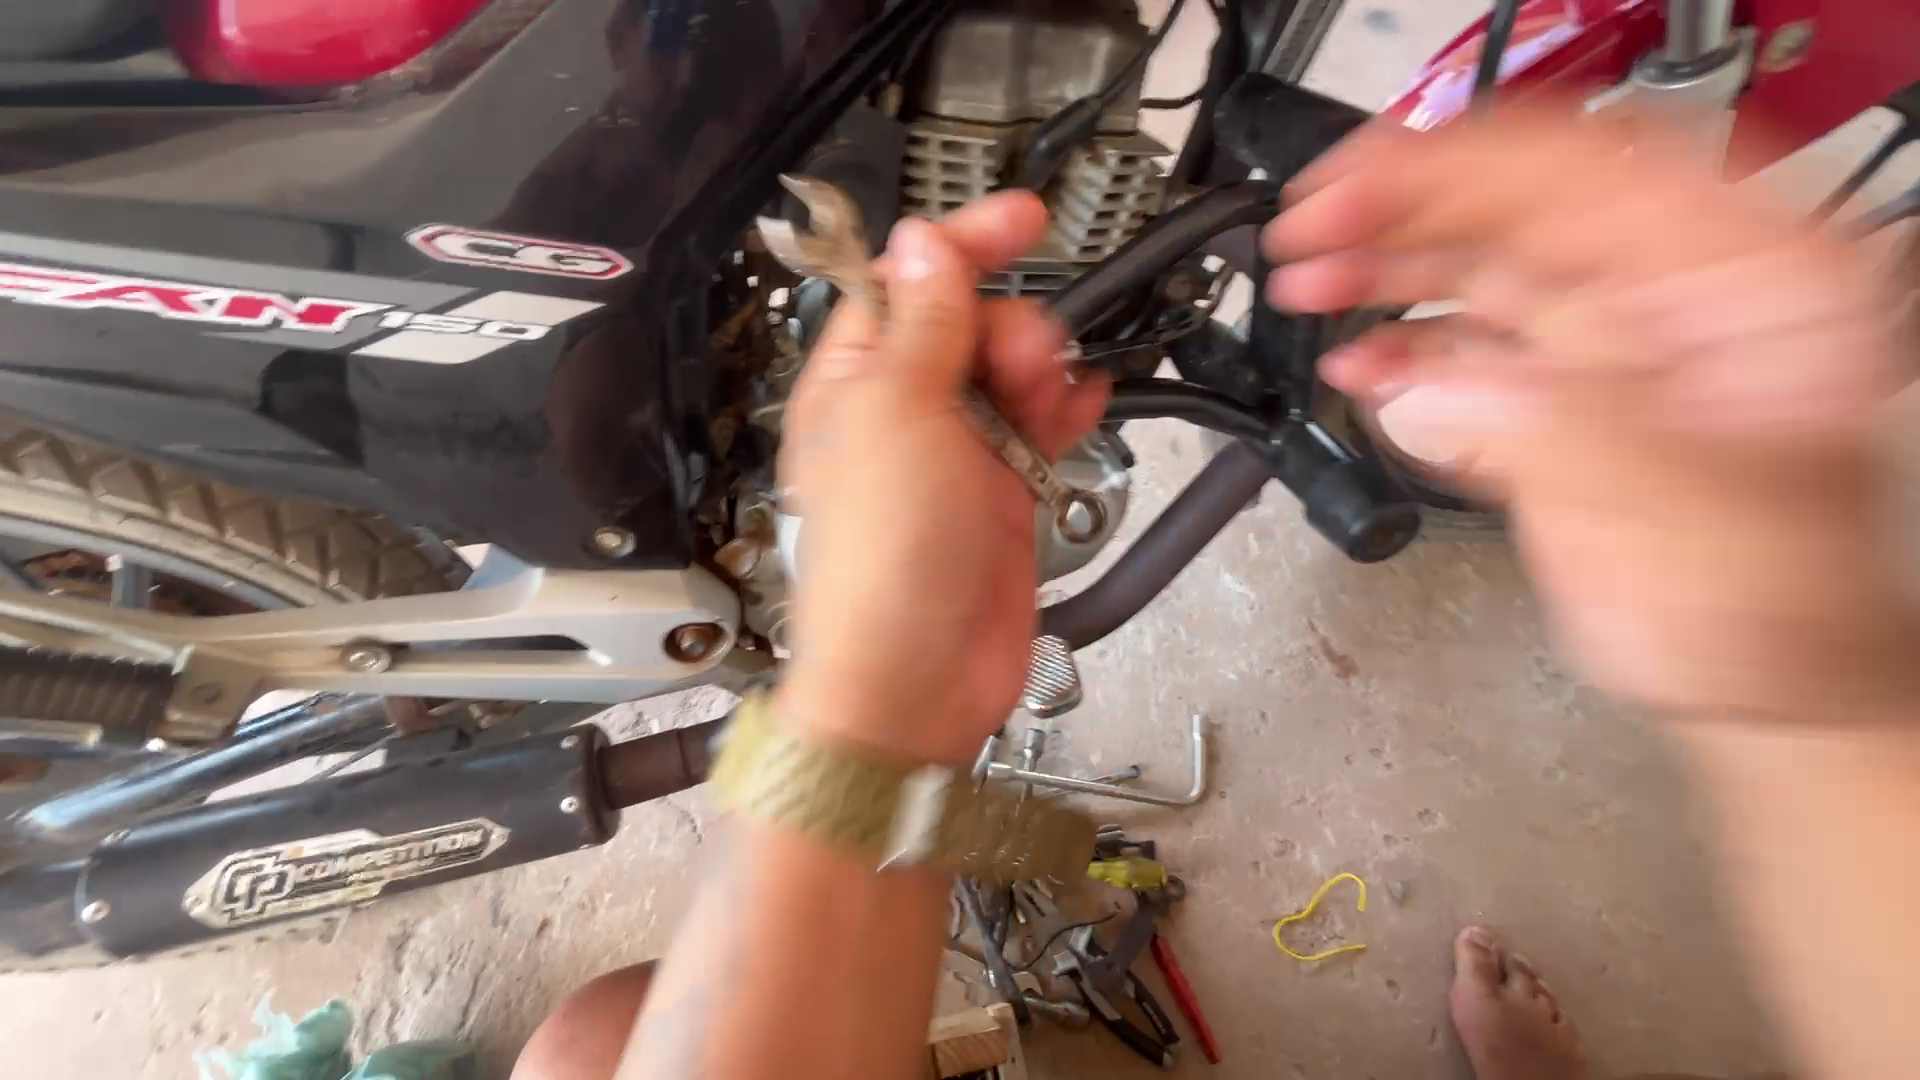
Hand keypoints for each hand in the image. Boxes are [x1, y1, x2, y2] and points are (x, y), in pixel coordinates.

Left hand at [775, 194, 1108, 764]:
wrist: (921, 678)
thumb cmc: (886, 555)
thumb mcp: (898, 418)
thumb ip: (920, 326)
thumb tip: (921, 241)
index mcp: (855, 385)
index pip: (903, 287)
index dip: (958, 247)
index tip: (1022, 220)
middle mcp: (903, 411)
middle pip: (967, 324)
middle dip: (1007, 326)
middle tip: (1025, 363)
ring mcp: (957, 451)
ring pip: (1011, 373)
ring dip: (1041, 369)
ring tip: (1050, 404)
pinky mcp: (1003, 491)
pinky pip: (1040, 427)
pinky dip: (1064, 409)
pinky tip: (1080, 408)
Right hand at [1263, 107, 1919, 721]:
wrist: (1740, 677)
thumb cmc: (1760, 609)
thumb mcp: (1675, 516)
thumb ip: (1549, 438)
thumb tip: (1431, 393)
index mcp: (1738, 292)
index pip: (1582, 182)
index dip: (1452, 172)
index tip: (1351, 189)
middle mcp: (1665, 302)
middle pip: (1512, 214)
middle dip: (1396, 213)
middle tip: (1304, 229)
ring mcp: (1597, 348)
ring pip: (1472, 273)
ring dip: (1380, 273)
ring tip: (1304, 282)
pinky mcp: (1542, 398)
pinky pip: (1455, 350)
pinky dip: (1393, 349)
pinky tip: (1352, 361)